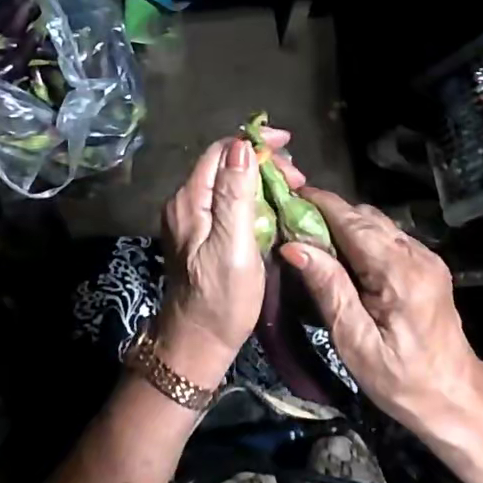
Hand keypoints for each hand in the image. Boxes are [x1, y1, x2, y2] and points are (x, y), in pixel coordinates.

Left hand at [156, 130, 303, 385]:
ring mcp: (191, 219)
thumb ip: (235, 194)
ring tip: (292, 190)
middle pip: (225, 164)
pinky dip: (252, 197)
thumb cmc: (221, 296)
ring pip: (227, 182)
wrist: (198, 339)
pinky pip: (227, 201)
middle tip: (297, 179)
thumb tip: (242, 146)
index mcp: (190, 199)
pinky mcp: (200, 234)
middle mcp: (185, 202)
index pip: (221, 151)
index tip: (287, 145)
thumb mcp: (234, 244)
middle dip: (261, 161)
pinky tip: (273, 207)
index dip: (254, 142)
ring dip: (260, 179)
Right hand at [279, 189, 482, 433]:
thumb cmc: (402, 382)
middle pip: (362, 215)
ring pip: (374, 223)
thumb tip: (293, 246)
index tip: (282, 194)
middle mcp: (416, 254)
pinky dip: (356, 236)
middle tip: (286, 222)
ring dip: (340, 223)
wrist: (458, 402)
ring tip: (306, 238)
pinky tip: (338, 256)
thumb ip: (328, 288)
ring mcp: (424, 257)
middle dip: (323, 212)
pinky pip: (384, 236)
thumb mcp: (355, 342)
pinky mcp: (425, 265)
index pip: (351, 220)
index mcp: (399, 272)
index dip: (315, 203)